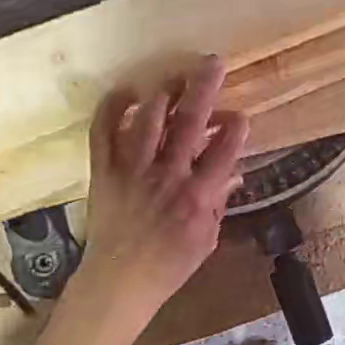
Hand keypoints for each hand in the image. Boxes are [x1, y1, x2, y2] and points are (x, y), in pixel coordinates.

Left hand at [74, 55, 249, 317]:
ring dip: (164, 92)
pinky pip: (103, 131)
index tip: (241, 114)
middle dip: (203, 89)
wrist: (119, 281)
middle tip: (213, 63)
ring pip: (148, 120)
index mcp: (197, 198)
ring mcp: (132, 171)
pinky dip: (112, 107)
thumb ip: (219, 202)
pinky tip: (127, 91)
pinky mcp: (104, 171)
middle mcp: (166, 177)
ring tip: (175, 76)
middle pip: (188, 124)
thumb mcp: (206, 239)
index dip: (235, 129)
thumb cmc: (169, 265)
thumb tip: (233, 172)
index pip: (222, 153)